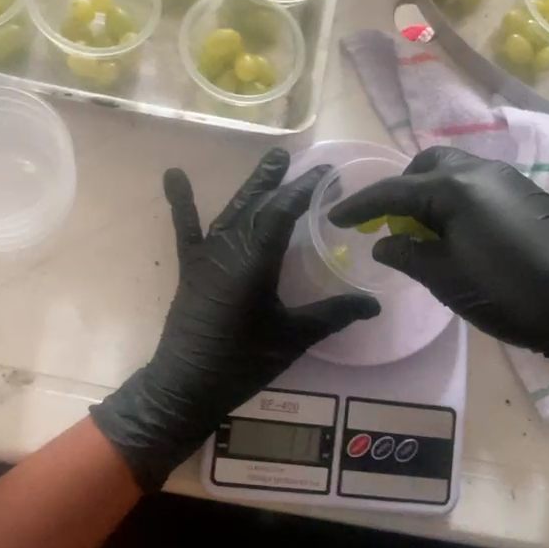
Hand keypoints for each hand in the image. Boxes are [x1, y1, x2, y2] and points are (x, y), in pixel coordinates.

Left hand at [91, 148, 379, 488]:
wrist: (186, 387)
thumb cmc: (243, 363)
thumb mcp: (294, 338)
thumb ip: (334, 315)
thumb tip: (374, 304)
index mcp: (256, 261)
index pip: (284, 211)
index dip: (306, 189)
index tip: (328, 175)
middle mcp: (230, 249)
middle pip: (259, 204)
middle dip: (281, 182)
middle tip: (299, 160)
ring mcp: (206, 256)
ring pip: (233, 210)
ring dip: (252, 185)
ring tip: (271, 160)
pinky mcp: (190, 268)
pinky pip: (186, 230)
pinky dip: (182, 202)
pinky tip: (174, 175)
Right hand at [326, 145, 548, 380]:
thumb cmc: (509, 293)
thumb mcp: (447, 280)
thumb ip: (408, 254)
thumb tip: (381, 242)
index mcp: (454, 187)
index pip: (393, 191)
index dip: (360, 205)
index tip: (334, 218)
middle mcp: (480, 171)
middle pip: (427, 165)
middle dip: (401, 188)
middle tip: (388, 222)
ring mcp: (509, 180)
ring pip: (456, 171)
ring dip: (431, 192)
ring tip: (422, 230)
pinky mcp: (528, 196)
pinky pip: (479, 185)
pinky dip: (457, 199)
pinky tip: (458, 232)